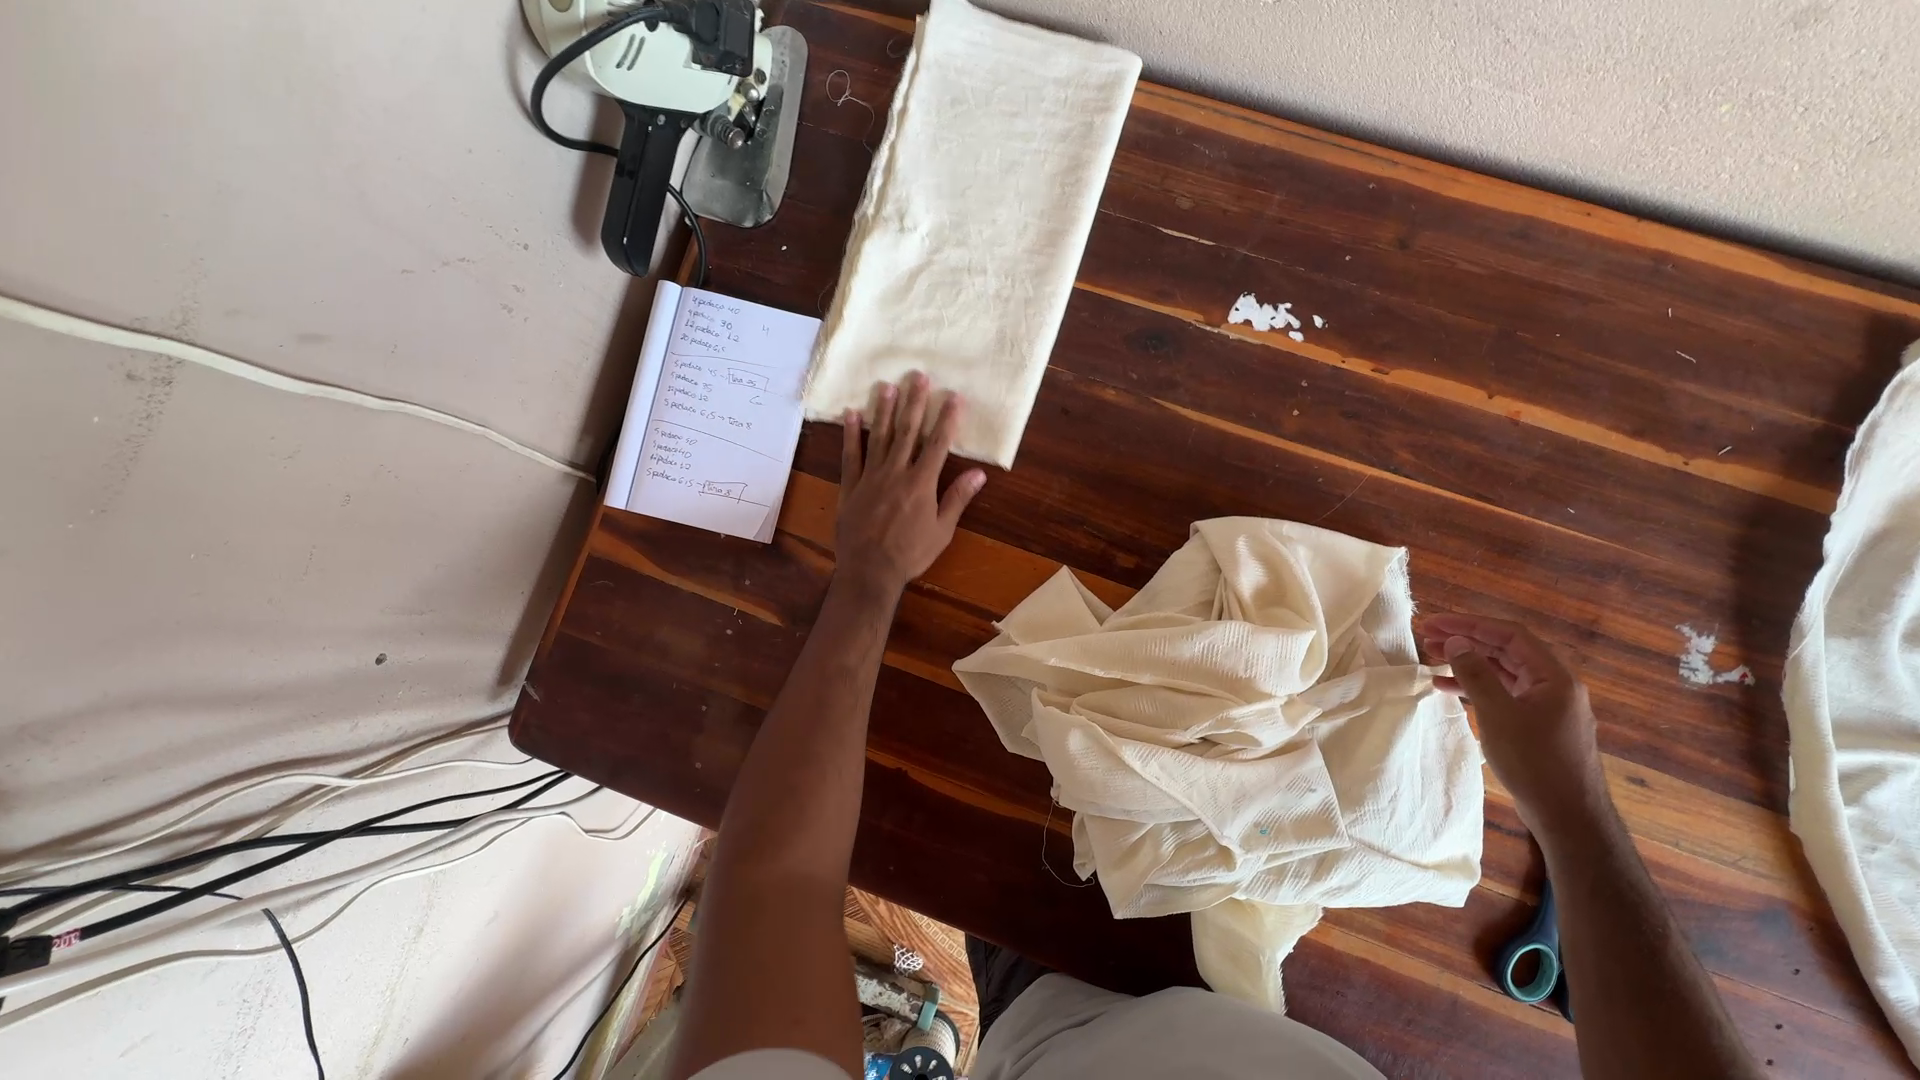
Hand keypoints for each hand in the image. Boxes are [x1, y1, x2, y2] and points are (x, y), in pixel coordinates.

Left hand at [835, 373, 985, 597]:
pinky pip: (850, 455)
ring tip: (887, 385)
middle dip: (914, 402)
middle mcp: (896, 473)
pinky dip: (851, 434)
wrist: (869, 571)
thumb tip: (979, 474)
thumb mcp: (941, 531)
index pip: (938, 444)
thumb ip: (957, 499)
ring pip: (879, 436)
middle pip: (907, 431)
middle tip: (918, 375)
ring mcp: (870, 477)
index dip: (946, 419)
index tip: (953, 396)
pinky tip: (851, 414)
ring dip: (884, 410)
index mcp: (921, 483)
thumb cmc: (910, 554)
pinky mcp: (850, 486)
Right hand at [1417, 613, 1607, 829]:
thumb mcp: (1498, 714)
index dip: (1469, 624)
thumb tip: (1455, 642)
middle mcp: (1554, 685)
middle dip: (1466, 641)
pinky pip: (1503, 693)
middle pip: (1506, 650)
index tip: (1433, 623)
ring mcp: (1546, 706)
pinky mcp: (1537, 725)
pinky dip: (1476, 687)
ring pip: (1503, 672)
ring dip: (1468, 663)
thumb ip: (1475, 674)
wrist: (1568, 815)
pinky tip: (1448, 689)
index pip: (1510, 634)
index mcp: (1554, 676)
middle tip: (1426, 637)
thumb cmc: (1535, 761)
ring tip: (1430, 658)